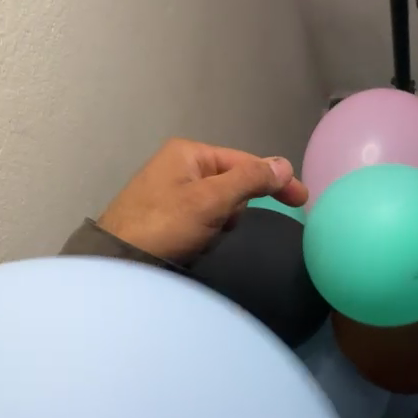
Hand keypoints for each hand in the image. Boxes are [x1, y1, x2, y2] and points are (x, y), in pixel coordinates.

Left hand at [97, 138, 309, 262]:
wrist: (116, 263)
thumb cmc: (163, 226)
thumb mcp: (211, 200)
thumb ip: (249, 180)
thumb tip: (284, 165)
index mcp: (188, 154)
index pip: (244, 161)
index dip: (275, 179)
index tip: (302, 202)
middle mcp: (178, 167)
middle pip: (231, 182)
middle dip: (240, 205)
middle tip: (232, 228)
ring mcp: (168, 193)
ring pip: (218, 204)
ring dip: (224, 222)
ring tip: (213, 241)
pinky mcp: (163, 219)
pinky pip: (201, 220)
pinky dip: (209, 232)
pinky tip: (203, 246)